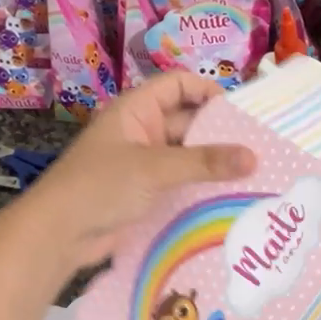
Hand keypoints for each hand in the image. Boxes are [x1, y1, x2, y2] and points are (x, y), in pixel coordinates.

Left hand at [28, 72, 255, 269]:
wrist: (60, 234)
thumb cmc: (100, 187)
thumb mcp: (155, 169)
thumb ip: (204, 163)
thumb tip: (254, 157)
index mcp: (137, 110)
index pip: (179, 85)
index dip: (209, 91)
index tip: (243, 113)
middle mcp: (143, 132)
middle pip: (189, 123)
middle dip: (220, 134)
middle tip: (260, 150)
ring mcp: (145, 165)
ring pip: (188, 158)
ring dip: (214, 166)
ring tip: (254, 177)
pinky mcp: (148, 195)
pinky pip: (182, 185)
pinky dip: (203, 189)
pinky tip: (230, 200)